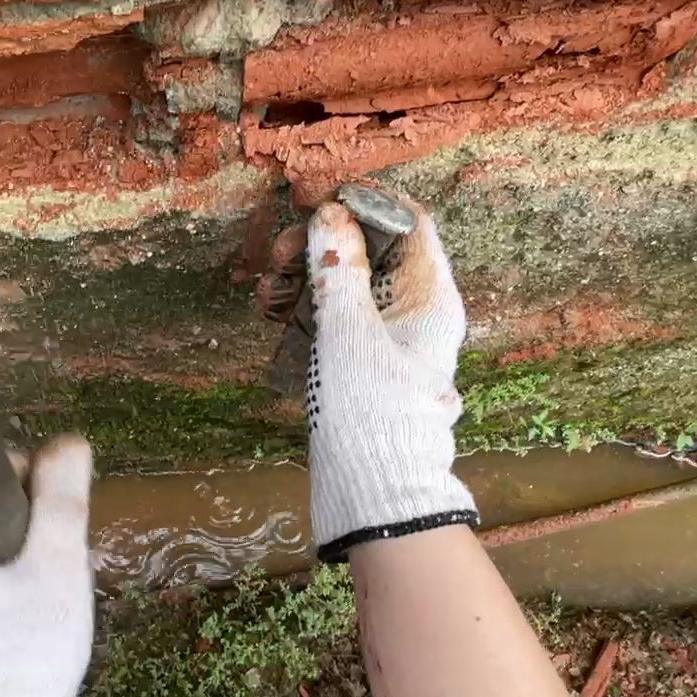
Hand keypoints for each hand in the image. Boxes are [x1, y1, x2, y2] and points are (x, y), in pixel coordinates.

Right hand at [305, 193, 476, 562]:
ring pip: (346, 285)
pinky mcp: (360, 361)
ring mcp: (386, 337)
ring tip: (265, 290)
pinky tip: (271, 311)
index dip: (364, 206)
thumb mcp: (347, 333)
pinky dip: (304, 309)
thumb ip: (338, 271)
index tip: (316, 205)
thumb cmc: (369, 410)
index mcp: (430, 297)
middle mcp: (413, 312)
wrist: (371, 491)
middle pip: (370, 252)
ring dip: (304, 277)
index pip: (408, 224)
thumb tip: (329, 215)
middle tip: (278, 253)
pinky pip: (335, 318)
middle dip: (321, 245)